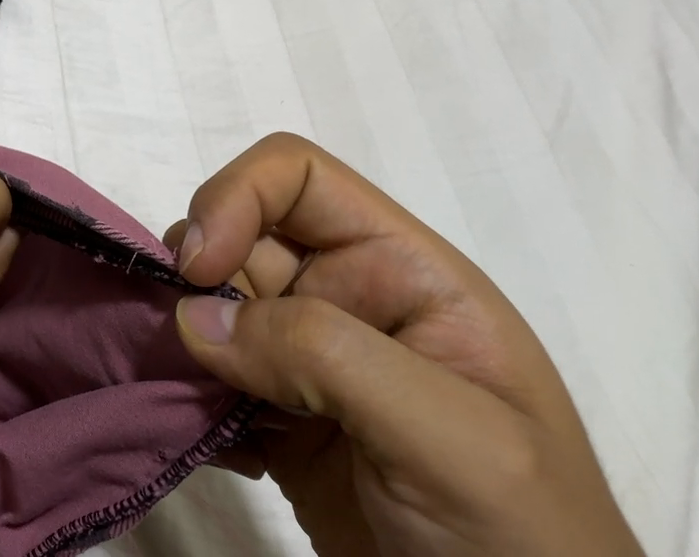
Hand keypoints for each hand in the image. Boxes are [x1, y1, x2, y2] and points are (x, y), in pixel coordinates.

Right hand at [165, 133, 644, 556]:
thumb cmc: (524, 540)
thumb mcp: (454, 439)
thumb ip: (328, 356)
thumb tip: (194, 317)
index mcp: (402, 273)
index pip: (296, 178)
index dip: (234, 199)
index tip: (195, 271)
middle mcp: (346, 301)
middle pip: (235, 238)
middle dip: (190, 277)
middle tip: (179, 344)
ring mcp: (305, 364)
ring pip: (204, 306)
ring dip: (174, 337)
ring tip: (178, 391)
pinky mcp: (273, 419)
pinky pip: (199, 374)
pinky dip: (177, 392)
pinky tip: (187, 431)